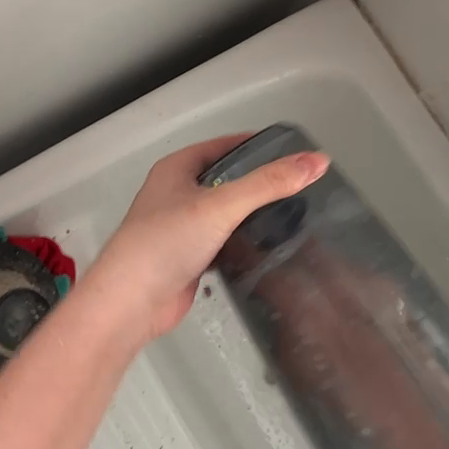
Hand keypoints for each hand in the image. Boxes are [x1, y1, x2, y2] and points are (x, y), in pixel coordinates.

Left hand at [90, 134, 328, 338]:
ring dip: (252, 216)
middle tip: (300, 187)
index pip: (224, 146)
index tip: (294, 152)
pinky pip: (223, 243)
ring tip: (294, 215)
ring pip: (225, 214)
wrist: (132, 302)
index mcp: (177, 169)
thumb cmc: (165, 243)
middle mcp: (177, 194)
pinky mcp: (189, 259)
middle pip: (227, 181)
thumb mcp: (221, 205)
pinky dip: (243, 244)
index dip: (257, 146)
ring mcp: (182, 228)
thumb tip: (316, 161)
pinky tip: (269, 249)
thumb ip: (268, 184)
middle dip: (259, 183)